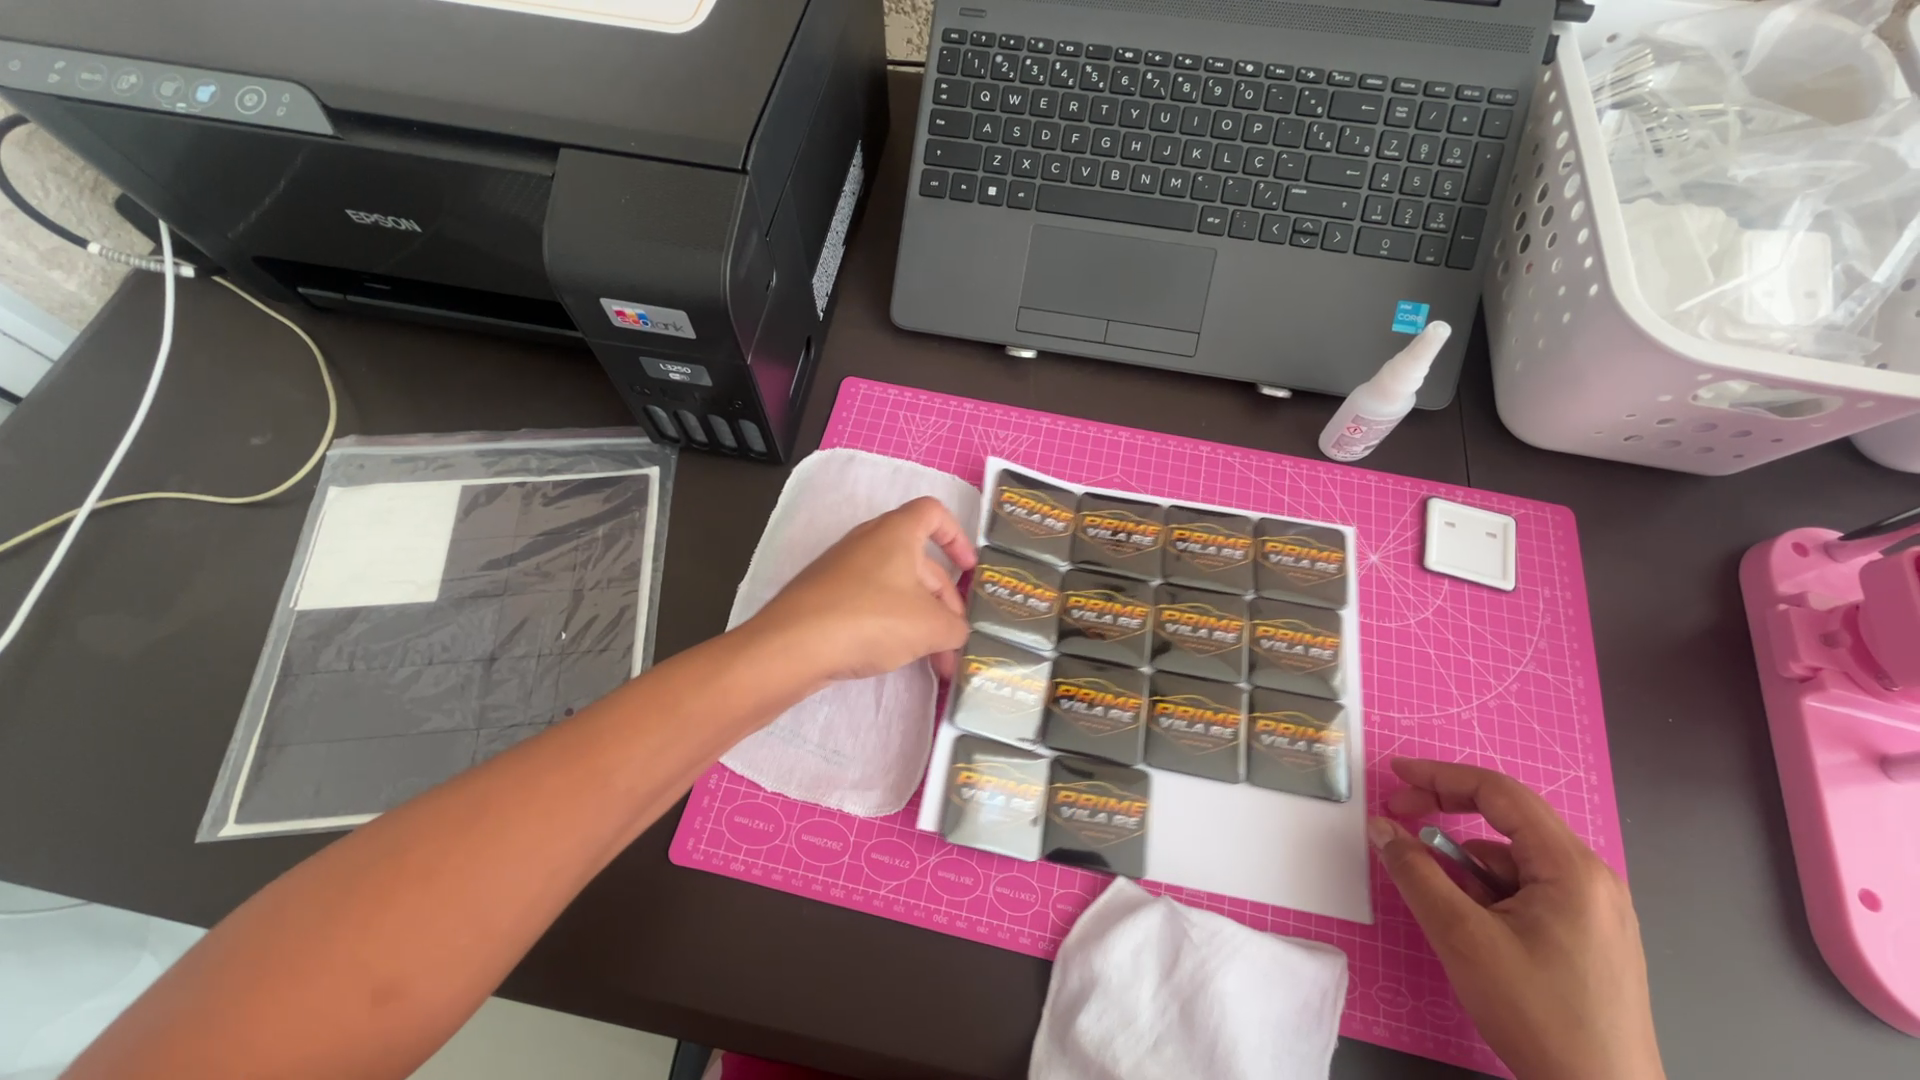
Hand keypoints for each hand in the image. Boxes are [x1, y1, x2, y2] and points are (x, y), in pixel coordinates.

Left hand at [746, 496, 976, 685]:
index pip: (934, 513)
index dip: (957, 536)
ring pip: (897, 588)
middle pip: (920, 563)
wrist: (793, 647)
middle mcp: (868, 542)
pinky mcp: (826, 598)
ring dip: (922, 622)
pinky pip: (871, 604)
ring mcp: (843, 570)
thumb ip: (956, 628)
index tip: (969, 569)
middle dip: (945, 603)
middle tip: (956, 641)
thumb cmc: (870, 620)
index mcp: (896, 532)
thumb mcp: (931, 627)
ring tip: (936, 663)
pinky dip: (893, 627)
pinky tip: (901, 659)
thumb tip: (957, 633)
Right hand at [1369, 759, 1665, 1079]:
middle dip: (1449, 816)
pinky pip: (1528, 893)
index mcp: (1571, 868)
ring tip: (1443, 907)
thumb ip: (1416, 873)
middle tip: (1398, 820)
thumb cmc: (1537, 1014)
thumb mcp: (1462, 938)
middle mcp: (1591, 879)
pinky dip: (1489, 895)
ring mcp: (1596, 911)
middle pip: (1509, 823)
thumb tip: (1383, 828)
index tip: (1394, 776)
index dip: (1441, 777)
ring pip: (1513, 864)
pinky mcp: (1590, 939)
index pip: (1500, 794)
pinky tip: (1474, 930)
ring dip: (1467, 869)